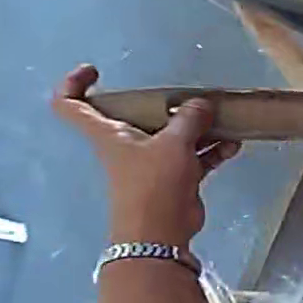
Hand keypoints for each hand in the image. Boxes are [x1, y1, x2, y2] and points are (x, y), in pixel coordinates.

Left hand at [51, 64, 238, 246]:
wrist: (161, 231)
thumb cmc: (154, 183)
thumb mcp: (173, 144)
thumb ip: (189, 120)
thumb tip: (201, 103)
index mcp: (108, 133)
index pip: (70, 104)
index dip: (74, 83)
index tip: (95, 71)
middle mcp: (127, 144)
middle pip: (137, 116)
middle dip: (163, 105)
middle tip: (189, 98)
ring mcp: (153, 162)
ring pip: (173, 136)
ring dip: (198, 128)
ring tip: (223, 121)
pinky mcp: (176, 178)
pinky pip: (195, 157)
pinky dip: (212, 150)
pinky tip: (233, 144)